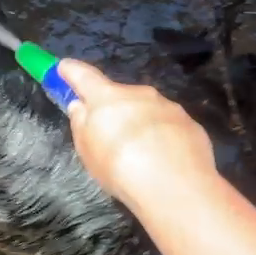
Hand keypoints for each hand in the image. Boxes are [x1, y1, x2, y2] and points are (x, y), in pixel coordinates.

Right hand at [57, 60, 217, 204]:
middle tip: (111, 134)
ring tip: (142, 155)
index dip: (71, 71)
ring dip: (141, 123)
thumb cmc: (119, 166)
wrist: (176, 187)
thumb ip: (81, 124)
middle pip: (120, 96)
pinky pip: (170, 127)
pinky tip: (165, 161)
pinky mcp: (191, 125)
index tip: (64, 67)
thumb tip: (81, 106)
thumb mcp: (86, 150)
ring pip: (147, 110)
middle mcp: (139, 93)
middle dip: (114, 109)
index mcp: (107, 96)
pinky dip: (163, 137)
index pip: (83, 75)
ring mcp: (168, 107)